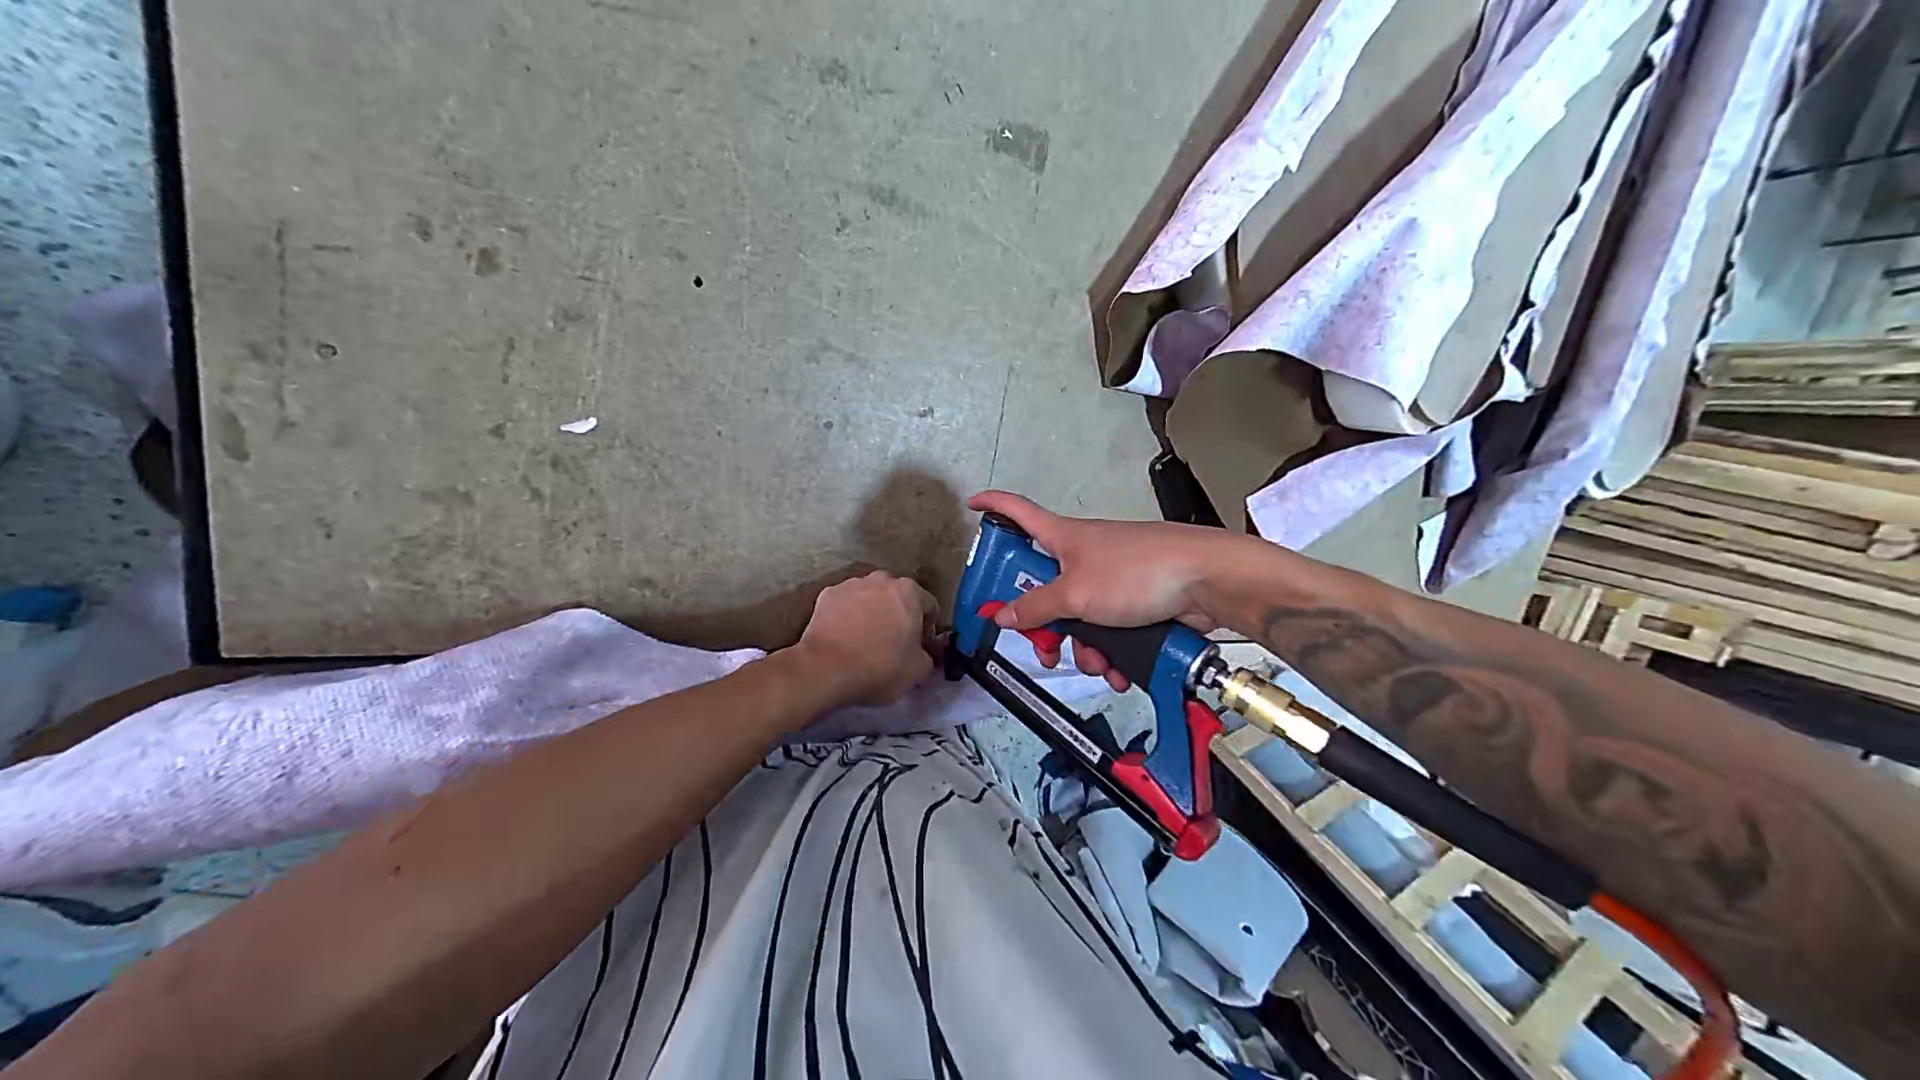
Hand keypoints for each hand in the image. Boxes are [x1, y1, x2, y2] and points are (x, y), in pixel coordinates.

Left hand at [793, 571, 939, 707]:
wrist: (825, 669)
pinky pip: (846, 605)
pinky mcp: (826, 595)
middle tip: (895, 643)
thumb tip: (923, 654)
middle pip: (898, 597)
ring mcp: (851, 585)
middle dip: (899, 616)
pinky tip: (845, 638)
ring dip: (873, 613)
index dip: (929, 629)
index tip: (921, 647)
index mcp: (909, 592)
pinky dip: (848, 616)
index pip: (930, 606)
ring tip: (866, 641)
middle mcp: (881, 580)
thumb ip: (928, 657)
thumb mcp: (918, 671)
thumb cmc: (879, 666)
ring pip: (870, 598)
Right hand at [966, 491, 1247, 689]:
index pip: (1018, 511)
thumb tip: (1004, 615)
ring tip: (1098, 664)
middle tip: (1043, 646)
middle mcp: (1083, 555)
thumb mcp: (1076, 594)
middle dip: (1042, 623)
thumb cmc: (1139, 571)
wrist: (1207, 582)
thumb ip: (1036, 607)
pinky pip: (1107, 629)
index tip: (972, 505)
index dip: (993, 505)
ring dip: (1082, 647)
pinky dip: (1110, 652)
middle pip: (1042, 585)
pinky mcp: (1133, 601)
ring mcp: (1109, 578)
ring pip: (1076, 616)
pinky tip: (1120, 669)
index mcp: (1063, 539)